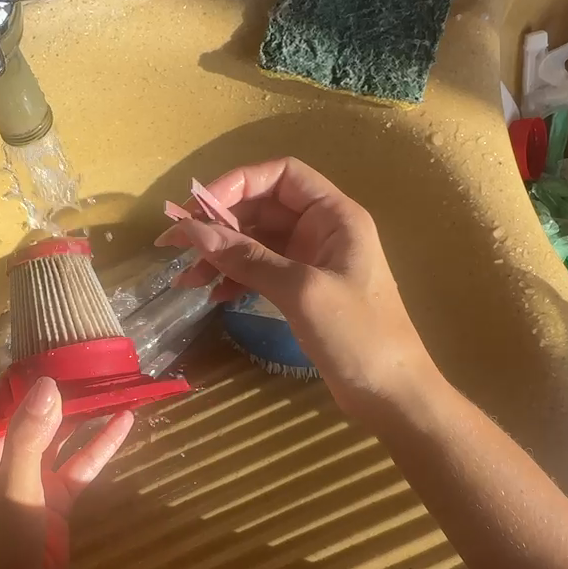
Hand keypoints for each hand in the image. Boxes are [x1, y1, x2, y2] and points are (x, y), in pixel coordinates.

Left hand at [0, 376, 133, 568]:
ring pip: (58, 438)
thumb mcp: (15, 489)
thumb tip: (46, 384)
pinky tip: (126, 423)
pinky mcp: (57, 503)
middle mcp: (3, 463)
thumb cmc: (4, 551)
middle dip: (53, 391)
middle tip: (85, 362)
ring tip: (110, 384)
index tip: (41, 356)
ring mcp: (32, 482)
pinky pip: (80, 466)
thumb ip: (28, 438)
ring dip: (81, 414)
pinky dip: (100, 446)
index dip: (8, 381)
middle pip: (27, 417)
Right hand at [160, 157, 436, 421]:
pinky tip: (213, 296)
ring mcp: (311, 262)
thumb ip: (247, 258)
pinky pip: (260, 272)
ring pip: (255, 243)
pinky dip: (234, 279)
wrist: (390, 393)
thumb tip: (194, 232)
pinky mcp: (302, 292)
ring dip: (219, 256)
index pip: (280, 175)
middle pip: (261, 209)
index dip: (236, 183)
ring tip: (186, 280)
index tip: (197, 209)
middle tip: (176, 248)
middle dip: (218, 225)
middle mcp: (322, 230)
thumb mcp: (300, 291)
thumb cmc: (358, 335)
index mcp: (334, 215)